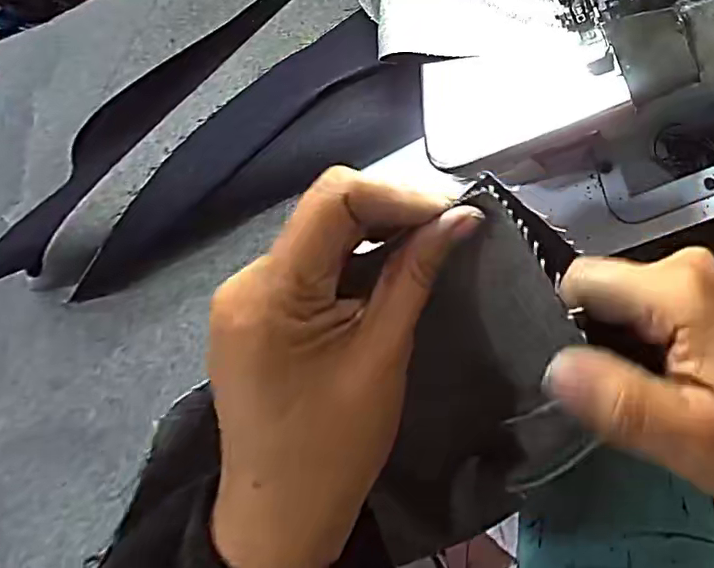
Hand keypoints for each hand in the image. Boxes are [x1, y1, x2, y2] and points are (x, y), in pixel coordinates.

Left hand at [207, 167, 481, 567]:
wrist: (279, 520)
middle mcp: (249, 280)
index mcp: (269, 294)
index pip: (333, 199)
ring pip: (329, 226)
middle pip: (331, 207)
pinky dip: (366, 249)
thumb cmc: (333, 446)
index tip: (451, 212)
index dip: (398, 193)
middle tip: (453, 224)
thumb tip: (464, 214)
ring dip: (386, 227)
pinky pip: (322, 254)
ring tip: (435, 240)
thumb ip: (418, 271)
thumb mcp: (384, 351)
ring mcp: (252, 293)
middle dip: (398, 208)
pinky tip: (399, 262)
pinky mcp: (265, 306)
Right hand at [544, 248, 713, 513]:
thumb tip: (554, 368)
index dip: (566, 324)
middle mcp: (683, 264)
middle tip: (611, 391)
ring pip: (612, 299)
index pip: (583, 280)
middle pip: (598, 288)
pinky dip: (629, 340)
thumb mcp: (684, 436)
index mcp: (679, 286)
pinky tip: (647, 374)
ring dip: (610, 342)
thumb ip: (617, 399)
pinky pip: (633, 306)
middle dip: (590, 337)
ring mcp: (687, 274)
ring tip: (633, 386)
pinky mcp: (688, 290)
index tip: (577, 373)